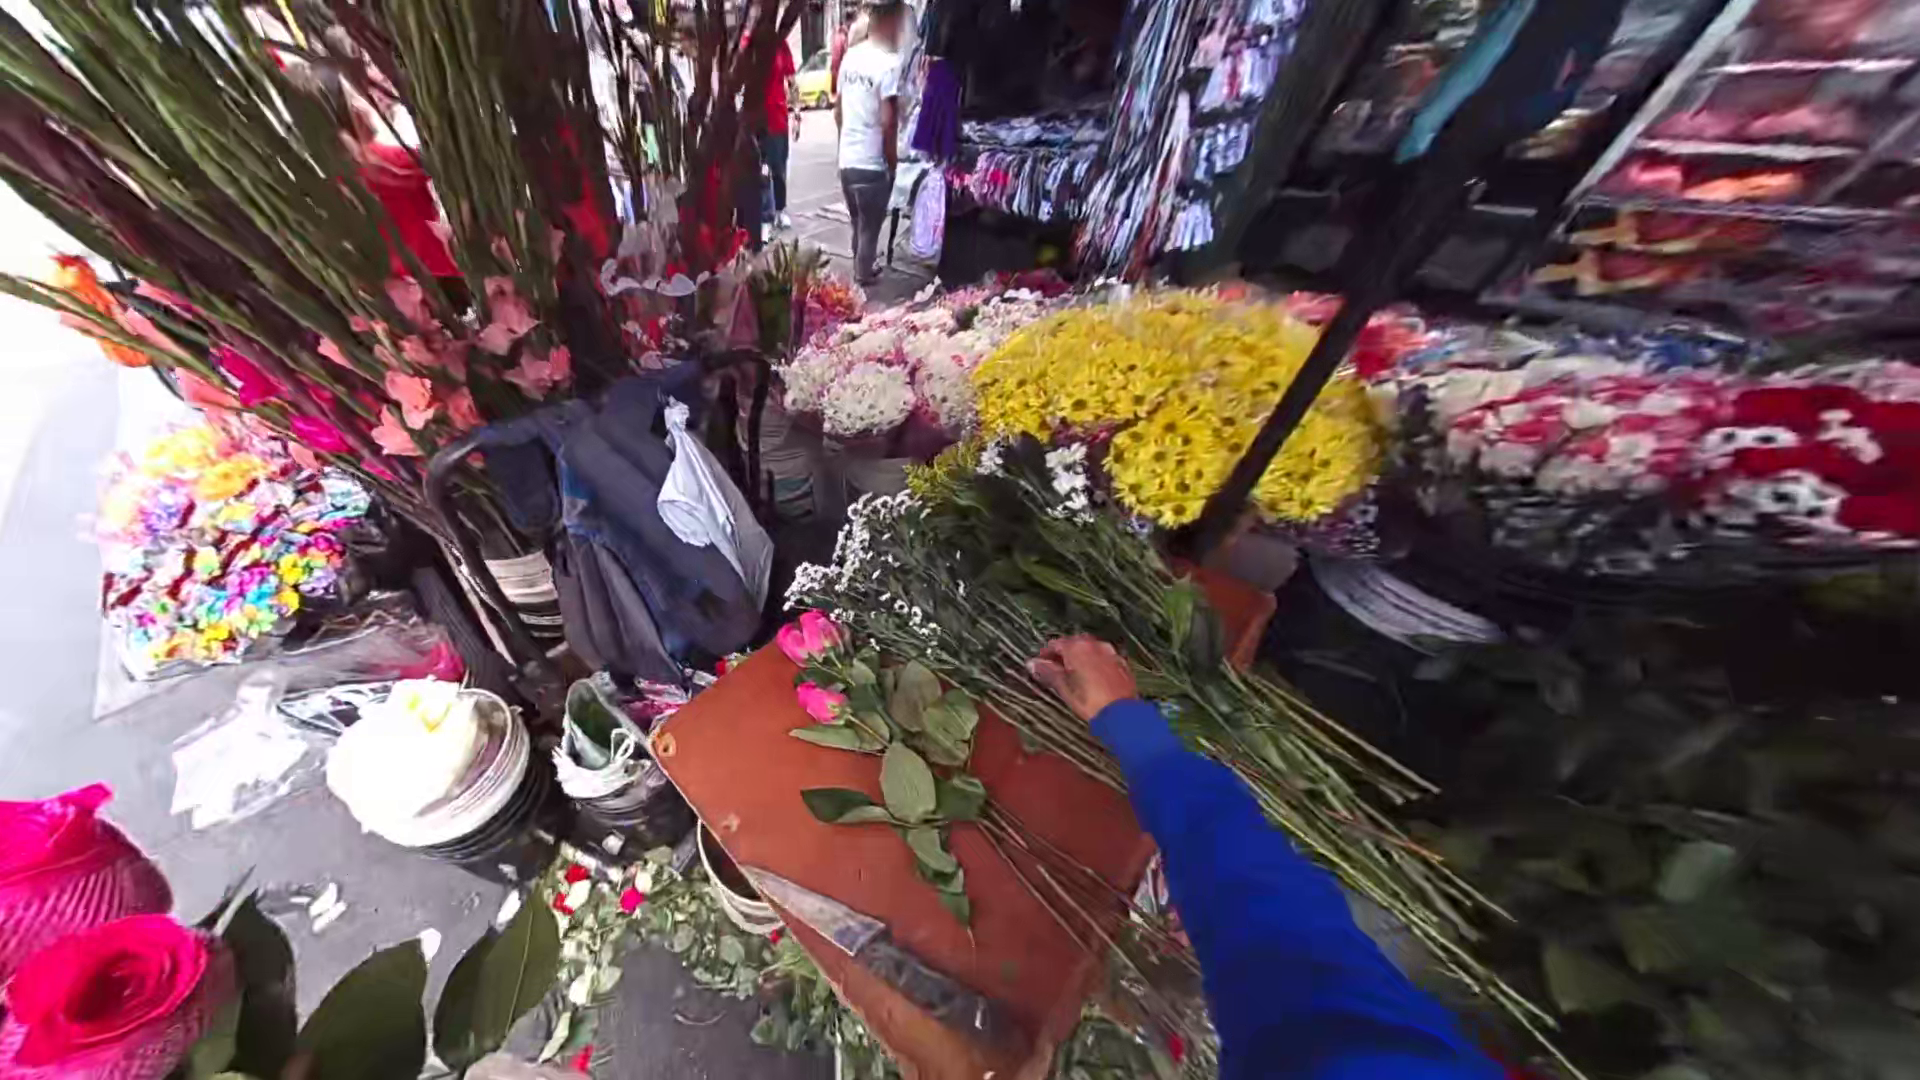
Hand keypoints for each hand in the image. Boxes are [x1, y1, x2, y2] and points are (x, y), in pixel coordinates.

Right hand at [1028, 636, 1136, 723]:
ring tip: (1075, 673)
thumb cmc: (1090, 701)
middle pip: (1073, 644)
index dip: (1045, 654)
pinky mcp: (1121, 663)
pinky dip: (1095, 663)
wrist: (1121, 714)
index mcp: (1076, 647)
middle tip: (1056, 668)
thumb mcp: (1063, 688)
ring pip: (1090, 649)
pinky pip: (1103, 658)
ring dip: (1080, 657)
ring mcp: (1110, 653)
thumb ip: (1048, 672)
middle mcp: (1094, 645)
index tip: (1040, 664)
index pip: (1055, 644)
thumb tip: (1033, 664)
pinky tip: (1093, 677)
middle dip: (1063, 654)